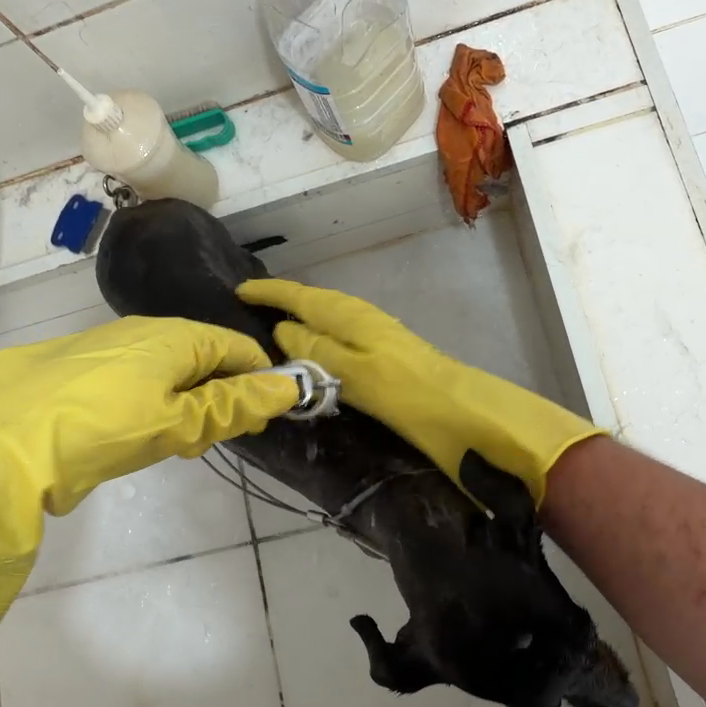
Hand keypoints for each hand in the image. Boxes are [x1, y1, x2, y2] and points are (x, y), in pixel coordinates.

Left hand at [0, 316, 298, 658]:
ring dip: (177, 404)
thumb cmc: (101, 429)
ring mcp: (98, 348)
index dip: (257, 377)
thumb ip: (231, 406)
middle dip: (215, 395)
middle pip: (196, 356)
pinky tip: (125, 436)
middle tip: (212, 439)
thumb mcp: (175, 424)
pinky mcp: (67, 372)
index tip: (263, 415)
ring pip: (158, 369)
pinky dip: (141, 405)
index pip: (233, 345)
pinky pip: (123, 381)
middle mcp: (135, 332)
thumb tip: (286, 387)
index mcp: (170, 336)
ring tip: (172, 444)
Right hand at [237, 278, 599, 505]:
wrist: (466, 415)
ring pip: (328, 320)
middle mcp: (361, 318)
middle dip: (282, 302)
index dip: (269, 293)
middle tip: (249, 309)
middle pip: (313, 303)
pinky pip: (339, 338)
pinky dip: (319, 339)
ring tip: (272, 330)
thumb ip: (315, 351)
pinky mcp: (386, 357)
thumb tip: (282, 330)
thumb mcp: (353, 373)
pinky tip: (314, 355)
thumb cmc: (407, 393)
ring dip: (301, 320)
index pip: (299, 296)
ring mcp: (377, 336)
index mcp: (349, 316)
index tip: (239, 291)